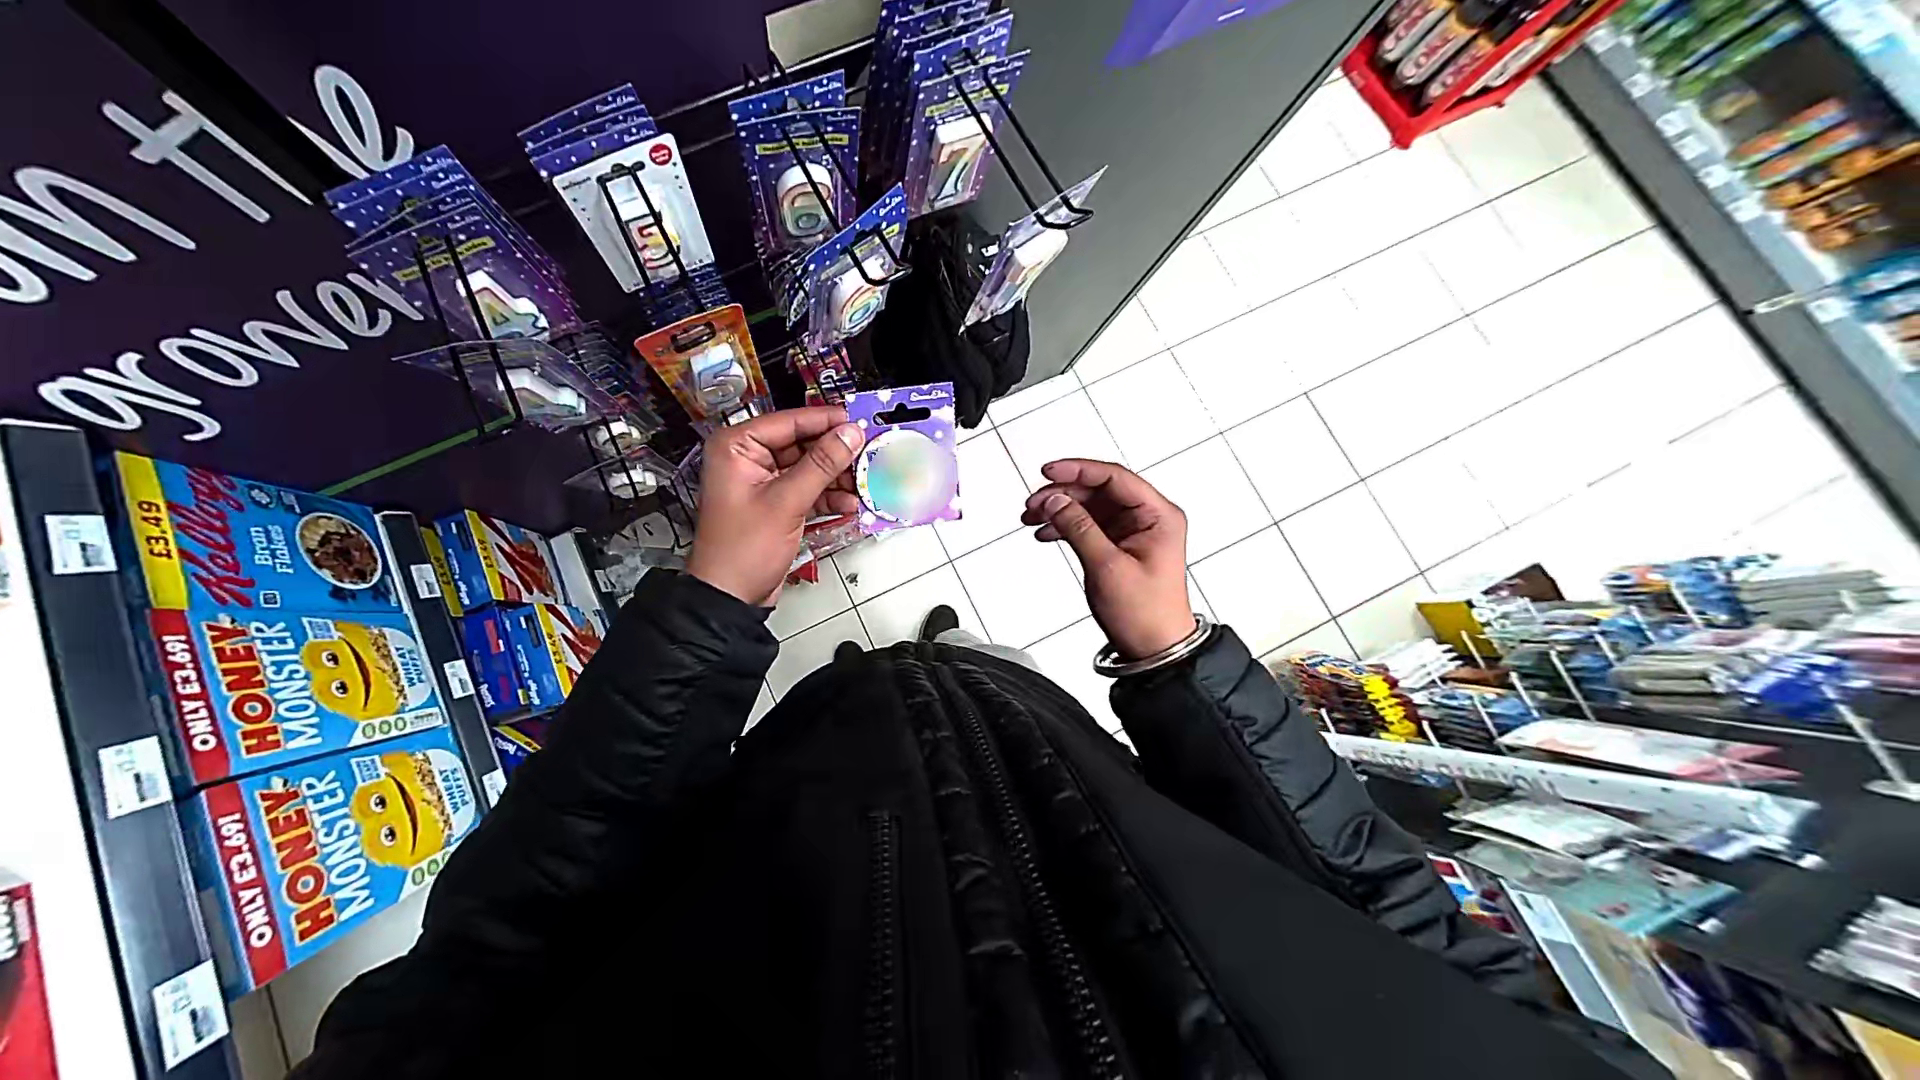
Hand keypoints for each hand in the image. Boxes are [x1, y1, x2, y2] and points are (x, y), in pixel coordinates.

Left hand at [686, 407, 864, 606]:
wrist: (731, 596)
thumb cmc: (738, 552)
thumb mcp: (787, 501)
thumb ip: (821, 464)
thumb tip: (848, 435)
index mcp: (736, 447)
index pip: (789, 421)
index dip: (826, 422)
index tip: (857, 422)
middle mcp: (747, 460)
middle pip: (802, 444)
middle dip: (836, 453)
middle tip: (866, 454)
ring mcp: (762, 483)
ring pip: (809, 467)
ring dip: (836, 477)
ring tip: (862, 481)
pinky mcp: (776, 503)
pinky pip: (808, 489)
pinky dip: (828, 495)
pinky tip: (848, 502)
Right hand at [1022, 459, 1197, 659]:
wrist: (1153, 649)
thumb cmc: (1147, 614)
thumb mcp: (1108, 567)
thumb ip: (1079, 528)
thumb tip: (1057, 501)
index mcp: (1158, 516)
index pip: (1114, 477)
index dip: (1078, 470)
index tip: (1049, 471)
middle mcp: (1148, 519)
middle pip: (1098, 490)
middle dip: (1062, 493)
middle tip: (1035, 502)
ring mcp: (1132, 532)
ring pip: (1089, 506)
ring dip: (1060, 509)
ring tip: (1033, 517)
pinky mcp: (1119, 545)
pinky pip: (1088, 524)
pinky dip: (1065, 526)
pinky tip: (1047, 532)